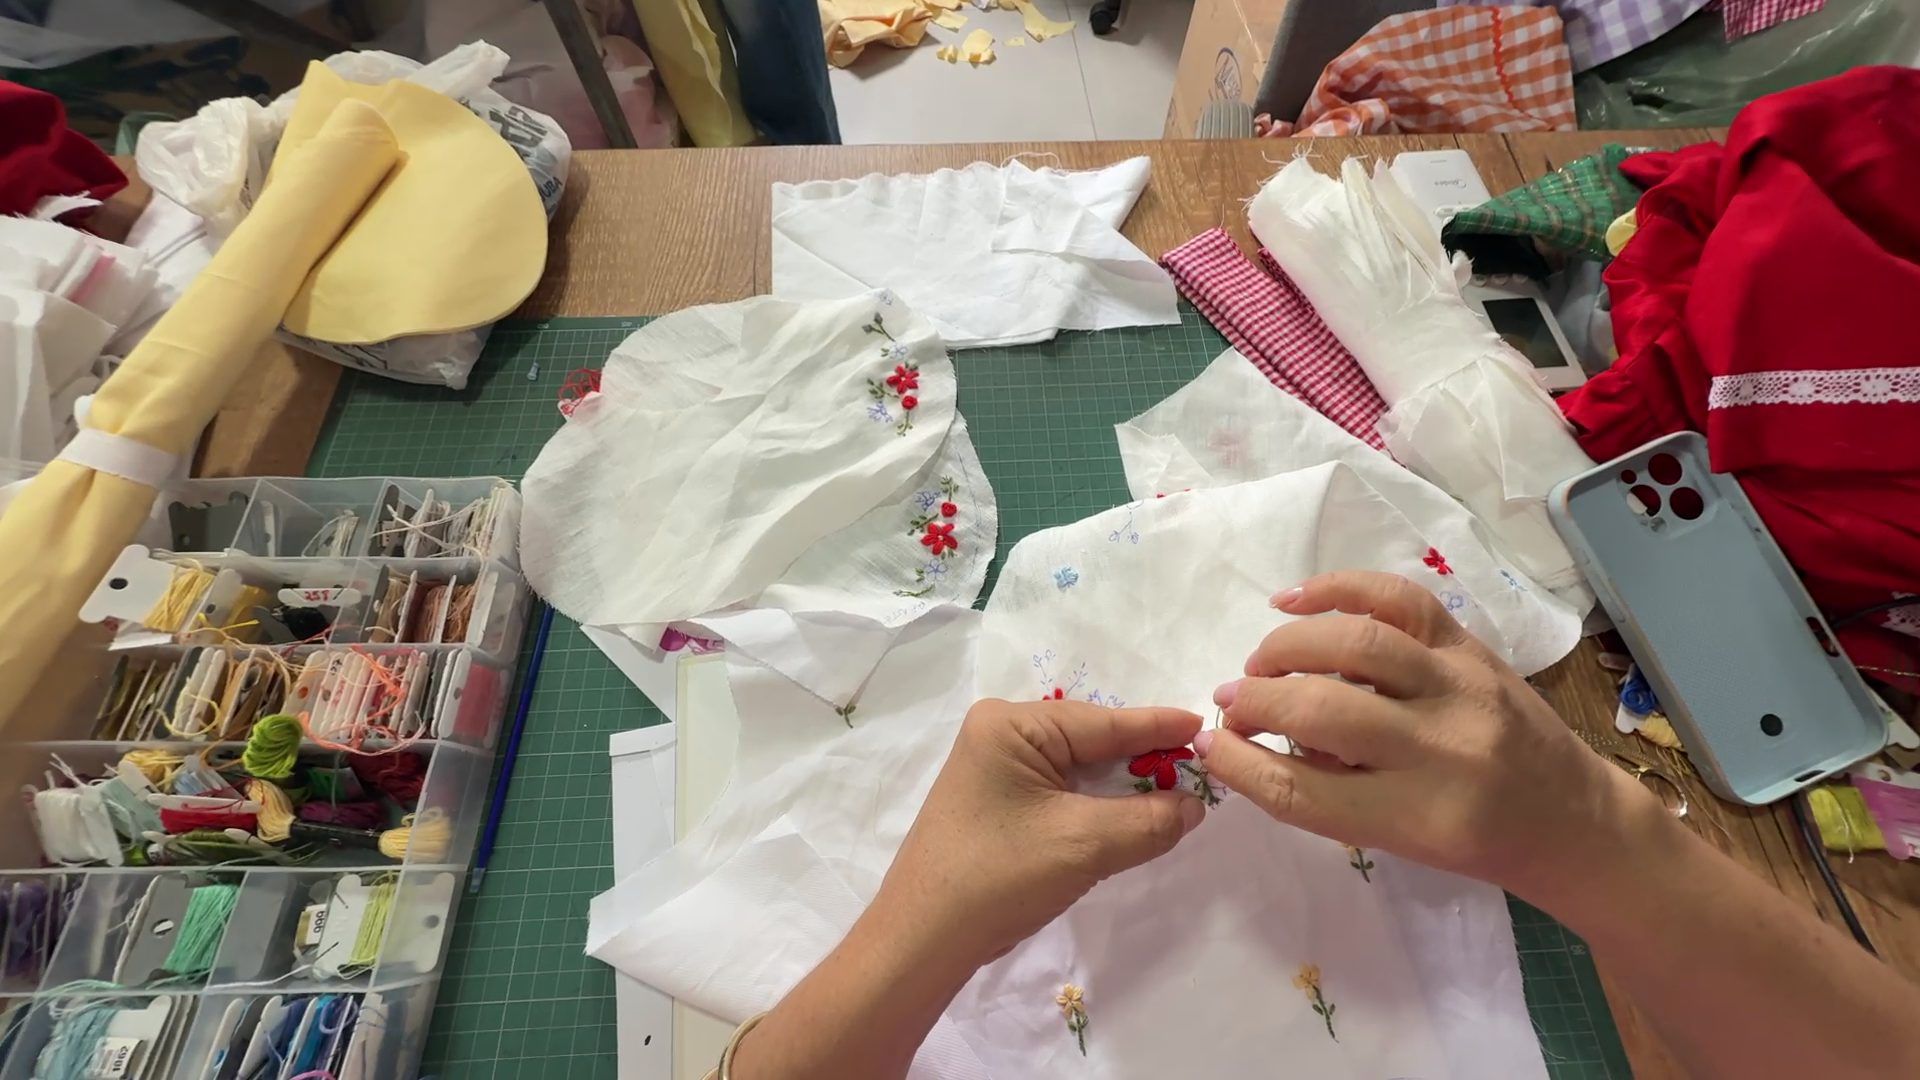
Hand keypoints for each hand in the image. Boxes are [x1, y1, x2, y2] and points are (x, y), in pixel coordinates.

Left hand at [872, 699, 1206, 971]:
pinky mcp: (997, 799)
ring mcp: (994, 766)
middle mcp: (999, 734)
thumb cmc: (999, 877)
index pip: (1100, 721)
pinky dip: (1094, 801)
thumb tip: (1192, 805)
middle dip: (1141, 758)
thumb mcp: (1083, 844)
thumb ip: (1146, 820)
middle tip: (1197, 768)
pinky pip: (1058, 788)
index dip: (1156, 726)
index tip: (1203, 722)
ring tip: (1173, 789)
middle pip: (1088, 740)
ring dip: (1119, 784)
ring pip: (1075, 767)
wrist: (924, 938)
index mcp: (1011, 724)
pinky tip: (1126, 810)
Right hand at [1196, 571, 1663, 904]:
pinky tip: (1289, 601)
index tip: (1208, 744)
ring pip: (1354, 642)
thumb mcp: (1391, 840)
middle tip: (1231, 705)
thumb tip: (1235, 740)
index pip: (1300, 789)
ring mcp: (1462, 685)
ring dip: (1285, 648)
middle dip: (1253, 703)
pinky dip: (1333, 588)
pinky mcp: (1470, 645)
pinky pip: (1395, 597)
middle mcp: (1446, 749)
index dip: (1238, 764)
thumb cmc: (1471, 840)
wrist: (1574, 817)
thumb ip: (1313, 790)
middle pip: (1320, 710)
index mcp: (1422, 818)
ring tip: (1261, 665)